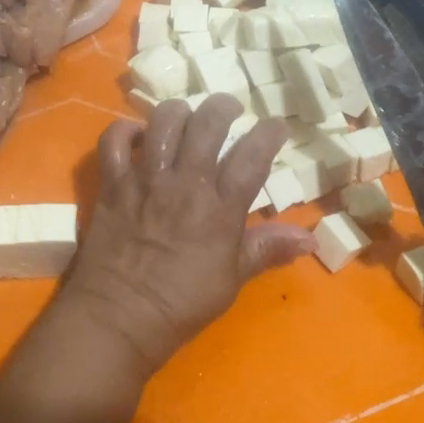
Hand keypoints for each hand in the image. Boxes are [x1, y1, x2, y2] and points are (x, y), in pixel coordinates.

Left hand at [57, 95, 314, 374]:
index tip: (276, 125)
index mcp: (219, 209)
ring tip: (185, 115)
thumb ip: (266, 249)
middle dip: (222, 107)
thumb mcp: (231, 280)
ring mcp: (145, 178)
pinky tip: (136, 134)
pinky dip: (124, 130)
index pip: (251, 158)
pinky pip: (114, 141)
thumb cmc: (181, 303)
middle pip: (207, 125)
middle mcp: (184, 183)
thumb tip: (310, 238)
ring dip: (177, 111)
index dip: (268, 135)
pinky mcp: (113, 182)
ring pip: (163, 122)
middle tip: (229, 107)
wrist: (120, 315)